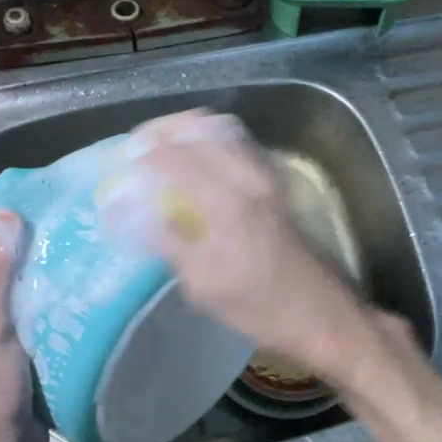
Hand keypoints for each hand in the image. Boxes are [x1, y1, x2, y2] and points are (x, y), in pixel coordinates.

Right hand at [130, 111, 370, 376]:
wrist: (322, 315)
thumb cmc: (259, 309)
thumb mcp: (202, 284)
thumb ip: (165, 240)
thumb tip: (125, 210)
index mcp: (225, 201)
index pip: (171, 157)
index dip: (139, 156)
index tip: (119, 168)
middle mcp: (247, 177)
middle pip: (199, 126)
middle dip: (162, 131)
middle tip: (138, 150)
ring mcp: (266, 178)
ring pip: (222, 130)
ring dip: (189, 133)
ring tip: (164, 153)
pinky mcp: (277, 186)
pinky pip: (239, 146)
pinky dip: (212, 144)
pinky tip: (199, 169)